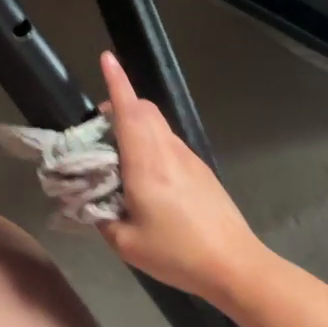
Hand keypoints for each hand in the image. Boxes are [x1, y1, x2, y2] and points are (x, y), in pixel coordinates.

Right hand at [98, 51, 270, 303]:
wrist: (237, 268)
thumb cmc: (178, 253)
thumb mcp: (126, 243)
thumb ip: (101, 217)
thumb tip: (90, 203)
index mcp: (146, 162)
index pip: (129, 109)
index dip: (117, 81)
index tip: (107, 58)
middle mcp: (167, 151)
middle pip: (144, 109)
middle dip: (120, 104)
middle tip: (99, 129)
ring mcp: (188, 159)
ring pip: (157, 125)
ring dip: (135, 124)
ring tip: (120, 156)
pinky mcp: (201, 171)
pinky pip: (169, 143)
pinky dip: (150, 142)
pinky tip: (146, 178)